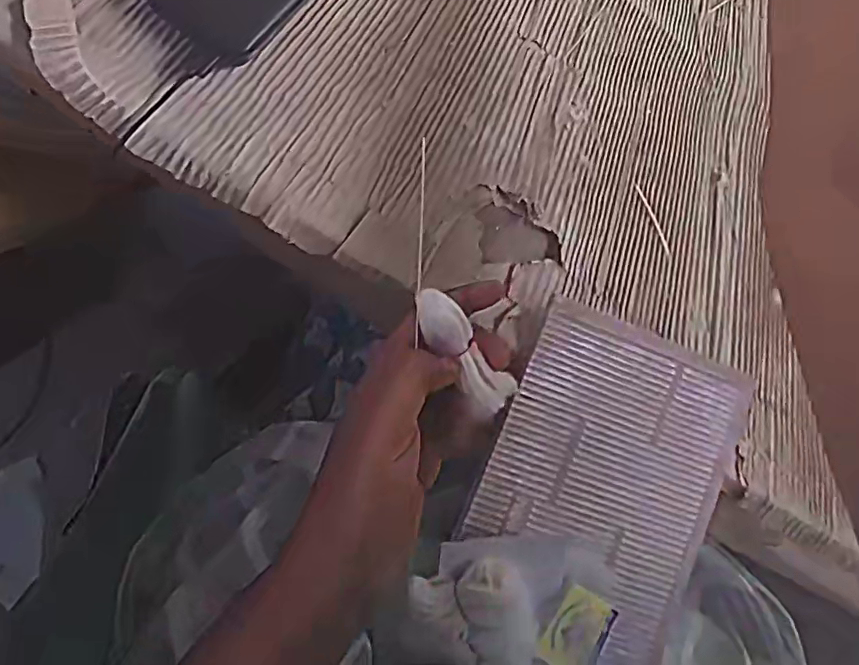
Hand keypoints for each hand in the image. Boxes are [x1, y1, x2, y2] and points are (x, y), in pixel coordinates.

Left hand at [292, 282, 512, 595]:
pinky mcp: (424, 459)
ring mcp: (412, 426)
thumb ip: (414, 375)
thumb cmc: (362, 489)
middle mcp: (399, 392)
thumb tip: (452, 353)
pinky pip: (456, 426)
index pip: (423, 321)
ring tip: (513, 389)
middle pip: (444, 352)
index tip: (500, 295)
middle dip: (478, 346)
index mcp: (386, 374)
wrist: (345, 564)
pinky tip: (496, 426)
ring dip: (482, 383)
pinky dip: (476, 420)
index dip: (458, 303)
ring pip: (454, 388)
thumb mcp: (384, 422)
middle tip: (509, 363)